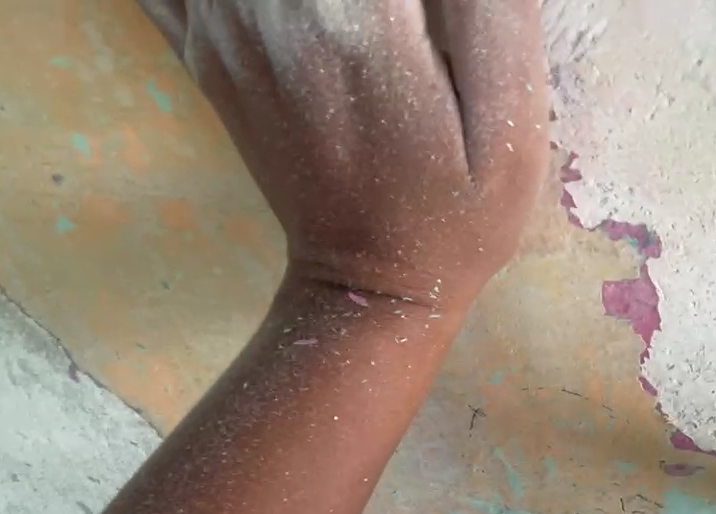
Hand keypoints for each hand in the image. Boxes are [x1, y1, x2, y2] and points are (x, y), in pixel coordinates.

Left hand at [138, 0, 547, 308]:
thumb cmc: (458, 219)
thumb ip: (497, 14)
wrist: (374, 285)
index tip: (432, 15)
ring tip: (364, 22)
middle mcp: (268, 5)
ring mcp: (221, 23)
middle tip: (400, 19)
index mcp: (355, 19)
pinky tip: (285, 19)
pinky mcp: (204, 45)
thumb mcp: (512, 136)